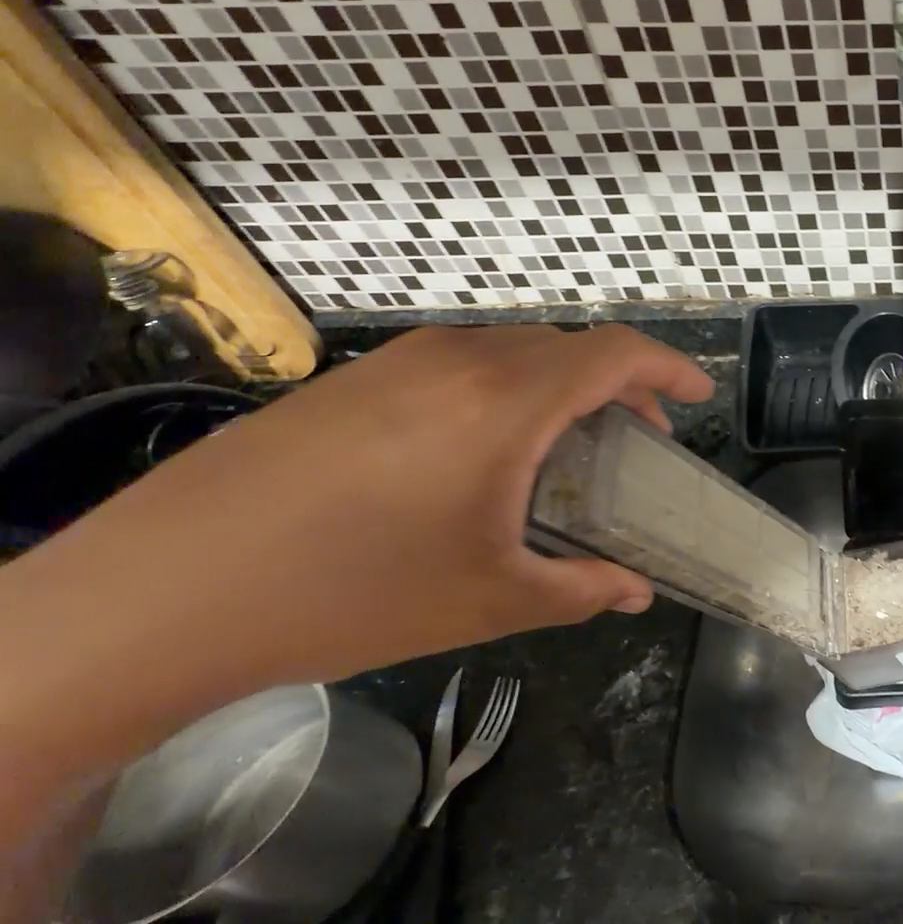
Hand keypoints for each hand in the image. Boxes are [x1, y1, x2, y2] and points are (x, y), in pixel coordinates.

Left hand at [8, 324, 712, 690]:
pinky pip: (458, 364)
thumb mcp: (489, 599)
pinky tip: (482, 451)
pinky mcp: (350, 380)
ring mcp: (396, 363)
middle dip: (618, 385)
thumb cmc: (353, 593)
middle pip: (567, 348)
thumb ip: (582, 589)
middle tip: (637, 439)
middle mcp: (458, 360)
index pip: (614, 353)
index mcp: (505, 401)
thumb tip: (636, 594)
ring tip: (565, 448)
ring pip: (511, 352)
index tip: (699, 395)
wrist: (159, 593)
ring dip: (558, 387)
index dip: (668, 367)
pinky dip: (503, 390)